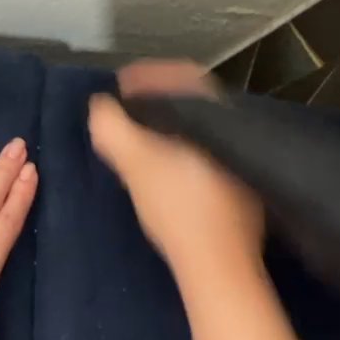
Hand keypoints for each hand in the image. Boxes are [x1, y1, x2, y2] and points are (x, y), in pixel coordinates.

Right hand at [87, 61, 263, 272]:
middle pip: (193, 102)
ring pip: (200, 130)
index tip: (121, 85)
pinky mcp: (241, 189)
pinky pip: (206, 153)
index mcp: (215, 119)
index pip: (184, 76)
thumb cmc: (178, 209)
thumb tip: (99, 106)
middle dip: (156, 101)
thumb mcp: (135, 165)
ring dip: (168, 127)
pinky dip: (180, 149)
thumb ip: (112, 129)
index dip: (149, 75)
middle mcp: (235, 133)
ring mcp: (241, 163)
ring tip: (138, 138)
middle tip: (125, 110)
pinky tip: (163, 169)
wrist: (218, 265)